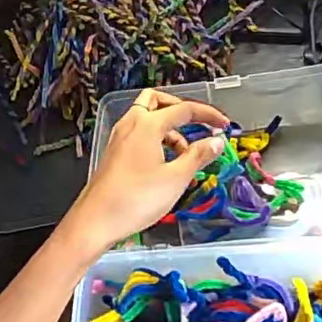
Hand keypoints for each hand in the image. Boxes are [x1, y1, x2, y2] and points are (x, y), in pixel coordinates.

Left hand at [58, 89, 229, 251]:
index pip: (184, 109)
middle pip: (158, 101)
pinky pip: (139, 134)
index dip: (208, 115)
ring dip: (170, 128)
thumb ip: (198, 156)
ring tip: (186, 155)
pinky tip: (167, 164)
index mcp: (147, 124)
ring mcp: (120, 137)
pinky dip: (156, 139)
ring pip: (148, 118)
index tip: (225, 125)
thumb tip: (216, 140)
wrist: (96, 220)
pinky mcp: (115, 151)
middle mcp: (131, 124)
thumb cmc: (136, 199)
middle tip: (199, 125)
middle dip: (181, 109)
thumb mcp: (175, 178)